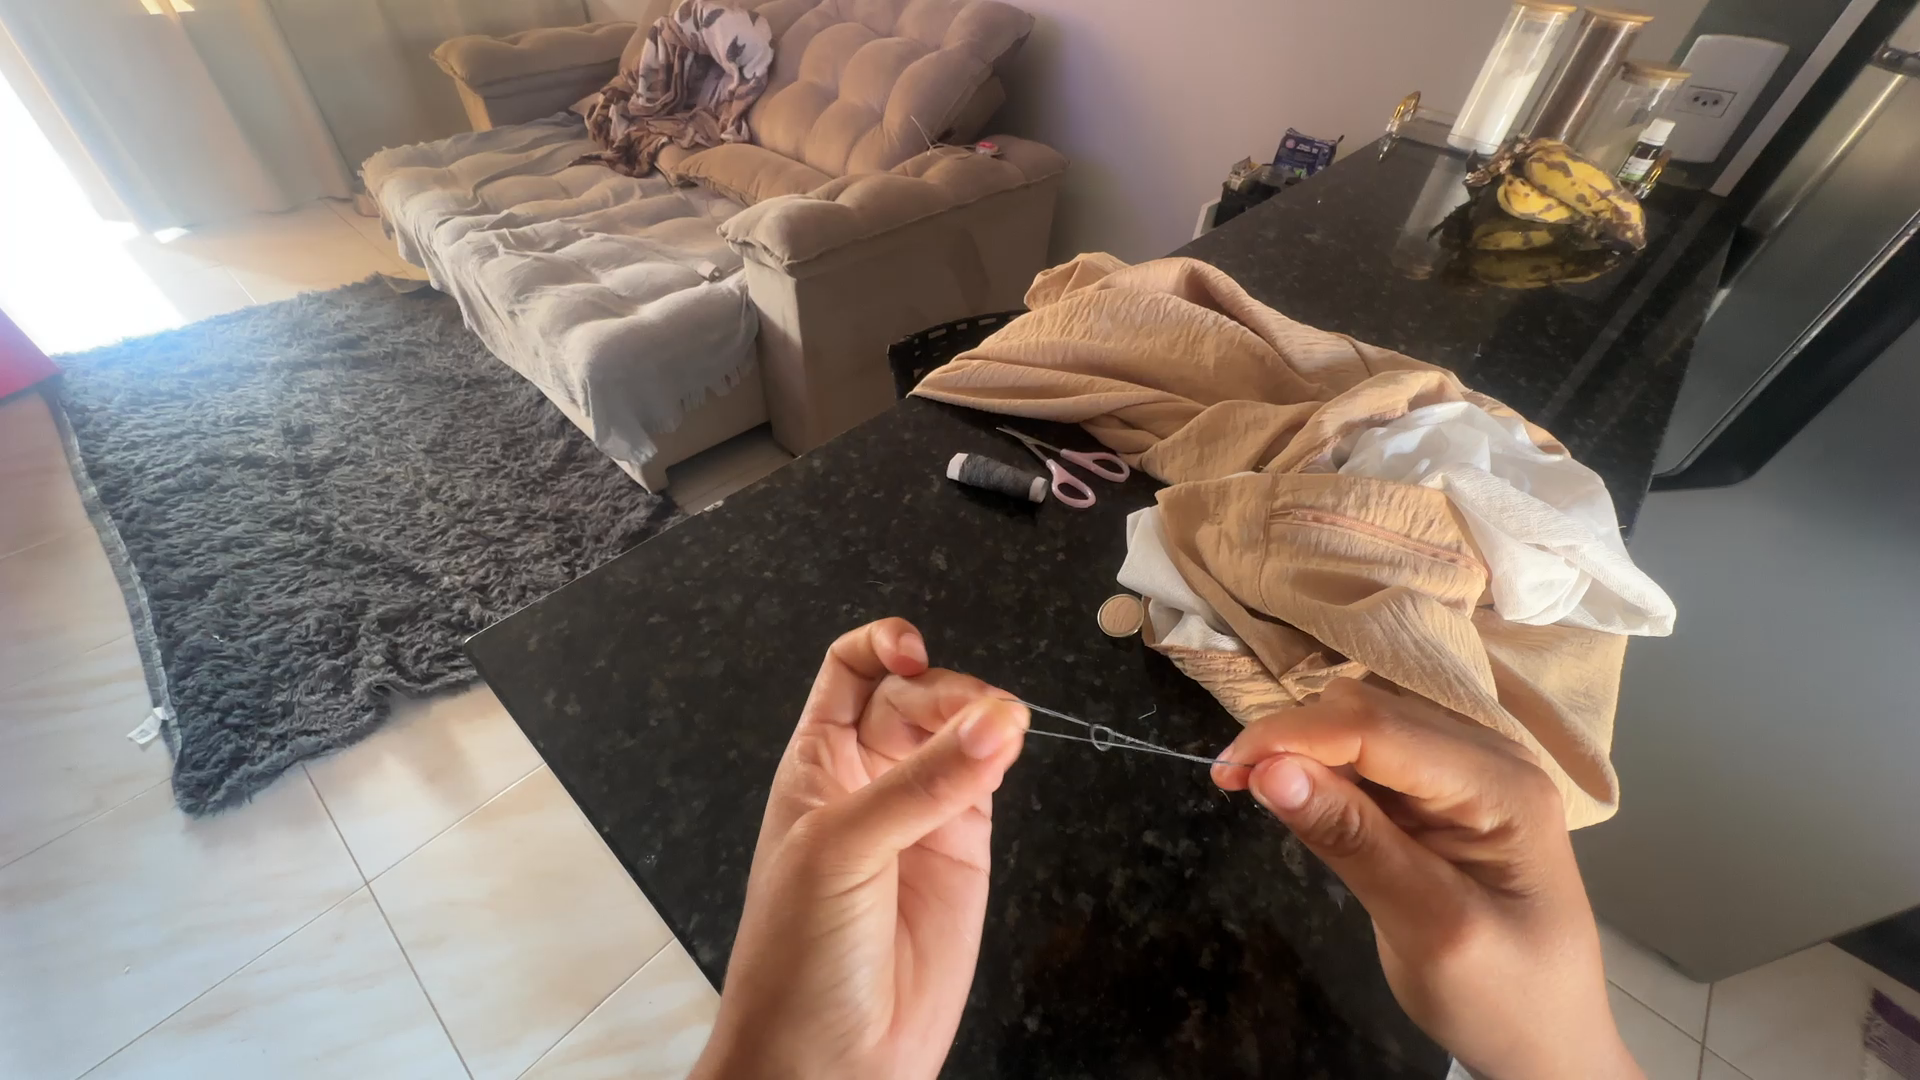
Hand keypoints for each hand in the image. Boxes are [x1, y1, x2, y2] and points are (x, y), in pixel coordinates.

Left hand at [691, 618, 1028, 1079]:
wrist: (833, 1067)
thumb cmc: (800, 950)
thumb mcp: (841, 849)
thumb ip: (920, 784)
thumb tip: (997, 720)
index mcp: (820, 759)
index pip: (851, 670)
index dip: (881, 647)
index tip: (913, 652)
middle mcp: (871, 772)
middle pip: (915, 693)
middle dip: (947, 691)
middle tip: (986, 714)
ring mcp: (922, 806)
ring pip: (958, 729)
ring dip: (982, 717)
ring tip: (1006, 728)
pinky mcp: (966, 841)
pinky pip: (987, 777)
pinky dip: (1001, 756)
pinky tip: (1008, 751)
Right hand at [1212, 679, 1642, 1079]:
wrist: (1544, 1043)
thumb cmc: (1502, 999)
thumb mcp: (1428, 929)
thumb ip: (1351, 841)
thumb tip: (1266, 771)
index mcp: (1499, 786)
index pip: (1373, 728)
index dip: (1290, 736)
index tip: (1226, 772)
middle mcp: (1483, 755)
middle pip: (1360, 710)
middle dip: (1290, 739)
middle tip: (1236, 787)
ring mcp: (1459, 764)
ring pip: (1352, 718)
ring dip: (1298, 748)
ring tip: (1266, 794)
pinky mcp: (1433, 780)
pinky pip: (1357, 747)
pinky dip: (1315, 763)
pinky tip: (1301, 797)